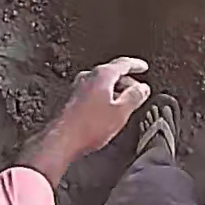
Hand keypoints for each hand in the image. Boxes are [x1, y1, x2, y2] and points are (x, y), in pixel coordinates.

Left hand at [18, 58, 150, 185]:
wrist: (61, 141)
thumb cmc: (88, 126)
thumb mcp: (121, 112)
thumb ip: (134, 96)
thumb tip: (142, 88)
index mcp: (102, 75)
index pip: (123, 63)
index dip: (136, 65)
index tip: (143, 67)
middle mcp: (88, 77)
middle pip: (112, 72)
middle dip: (126, 81)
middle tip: (137, 90)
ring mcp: (78, 87)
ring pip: (101, 83)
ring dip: (114, 90)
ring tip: (123, 103)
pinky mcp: (71, 100)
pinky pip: (92, 92)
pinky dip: (103, 97)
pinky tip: (106, 110)